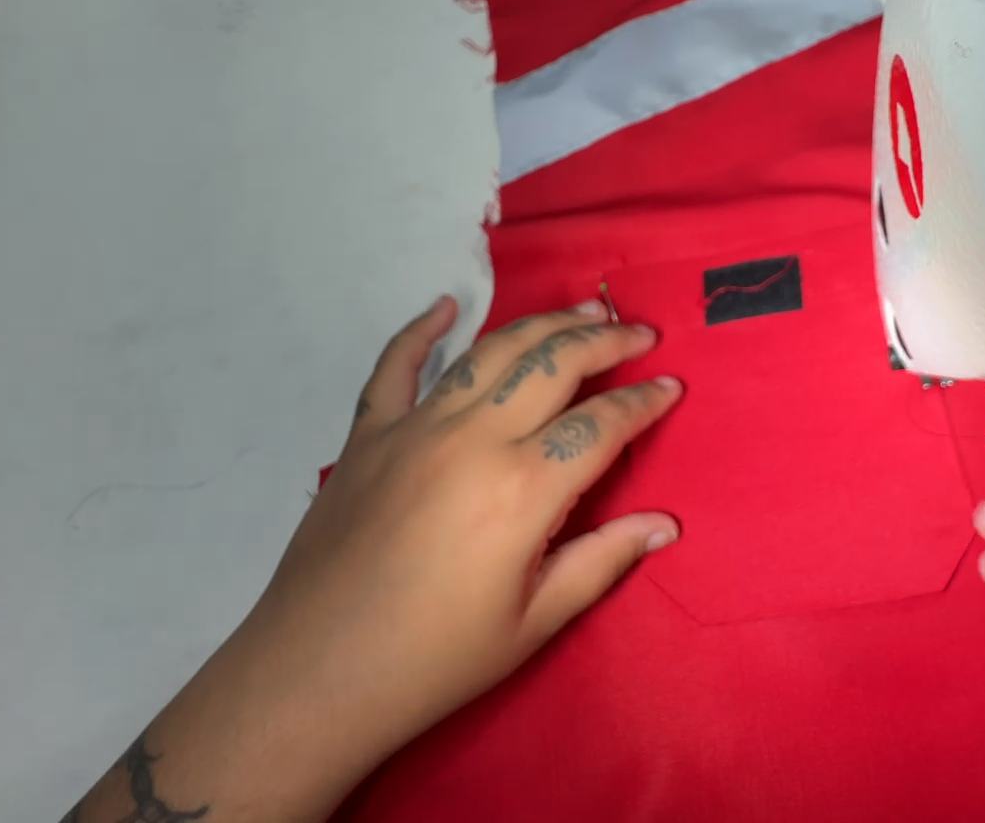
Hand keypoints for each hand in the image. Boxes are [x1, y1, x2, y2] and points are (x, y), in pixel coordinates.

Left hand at [62, 297, 681, 822]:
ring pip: (491, 350)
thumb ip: (605, 560)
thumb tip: (668, 523)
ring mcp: (414, 427)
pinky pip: (395, 366)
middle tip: (640, 333)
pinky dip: (420, 330)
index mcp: (522, 488)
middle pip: (553, 364)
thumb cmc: (434, 660)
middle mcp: (473, 439)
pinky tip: (445, 306)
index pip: (602, 425)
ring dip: (543, 323)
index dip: (645, 403)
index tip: (673, 385)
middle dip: (606, 341)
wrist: (311, 679)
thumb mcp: (535, 622)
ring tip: (582, 310)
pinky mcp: (367, 434)